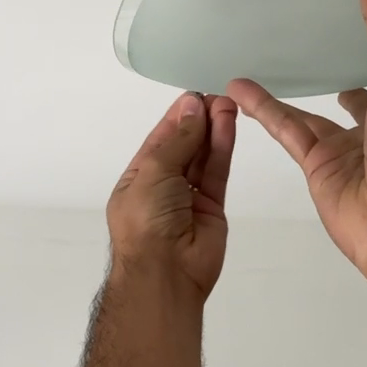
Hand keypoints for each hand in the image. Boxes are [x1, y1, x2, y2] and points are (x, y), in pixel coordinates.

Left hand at [107, 92, 238, 299]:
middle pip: (183, 146)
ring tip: (228, 102)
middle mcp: (162, 187)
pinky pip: (217, 172)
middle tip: (217, 93)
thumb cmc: (146, 219)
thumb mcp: (153, 172)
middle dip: (198, 121)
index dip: (177, 117)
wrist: (165, 273)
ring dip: (214, 130)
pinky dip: (223, 148)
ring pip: (203, 157)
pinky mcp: (213, 208)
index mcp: (137, 179)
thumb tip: (192, 106)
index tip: (195, 94)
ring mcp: (188, 198)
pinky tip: (229, 124)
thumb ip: (178, 139)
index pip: (159, 140)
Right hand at [226, 0, 366, 283]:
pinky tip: (240, 86)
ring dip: (298, 80)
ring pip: (318, 105)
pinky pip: (288, 128)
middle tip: (318, 20)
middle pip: (363, 80)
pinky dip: (264, 108)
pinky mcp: (319, 164)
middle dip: (346, 56)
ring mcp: (352, 144)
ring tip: (273, 48)